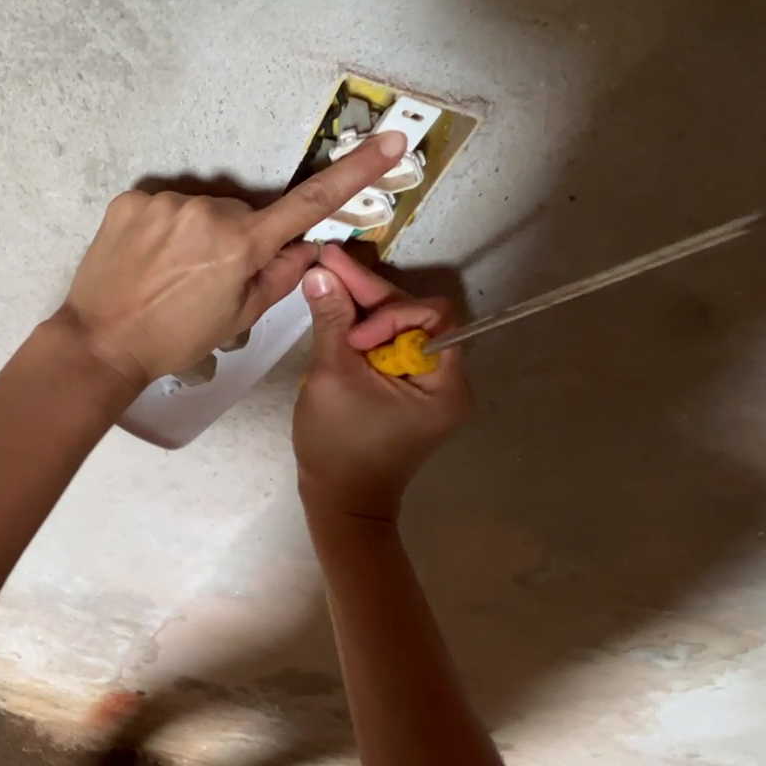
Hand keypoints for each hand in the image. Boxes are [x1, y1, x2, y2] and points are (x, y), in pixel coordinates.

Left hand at [58, 131, 407, 386]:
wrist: (101, 342)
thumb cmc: (175, 339)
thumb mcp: (239, 318)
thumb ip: (280, 276)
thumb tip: (307, 246)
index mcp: (240, 244)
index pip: (309, 204)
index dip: (355, 172)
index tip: (391, 142)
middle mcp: (206, 212)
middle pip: (241, 213)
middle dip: (236, 237)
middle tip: (207, 278)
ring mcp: (164, 202)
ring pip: (201, 210)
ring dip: (196, 232)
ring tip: (171, 272)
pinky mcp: (131, 200)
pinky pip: (164, 207)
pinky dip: (163, 228)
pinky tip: (147, 259)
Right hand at [294, 246, 472, 520]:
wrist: (340, 501)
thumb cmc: (340, 445)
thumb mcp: (332, 377)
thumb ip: (331, 321)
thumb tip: (320, 271)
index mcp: (443, 382)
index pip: (431, 318)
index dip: (391, 311)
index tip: (353, 331)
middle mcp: (445, 379)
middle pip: (413, 317)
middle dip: (370, 296)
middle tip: (328, 265)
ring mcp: (426, 383)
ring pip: (398, 328)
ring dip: (363, 308)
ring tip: (325, 280)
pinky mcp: (406, 387)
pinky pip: (389, 347)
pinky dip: (363, 330)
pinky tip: (335, 309)